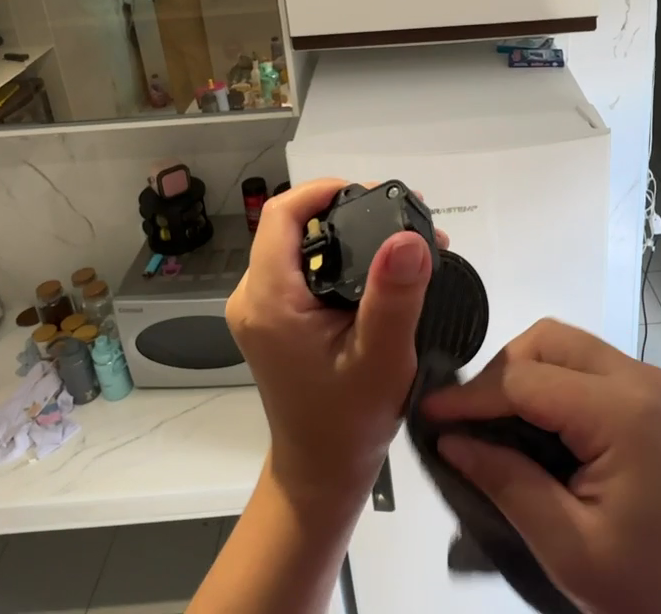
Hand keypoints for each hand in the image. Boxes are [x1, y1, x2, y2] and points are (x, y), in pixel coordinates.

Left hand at [226, 178, 438, 507]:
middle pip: (291, 225)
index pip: (282, 215)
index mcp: (269, 300)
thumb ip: (394, 295)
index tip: (376, 193)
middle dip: (346, 210)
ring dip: (346, 233)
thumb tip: (408, 236)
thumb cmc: (350, 418)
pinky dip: (338, 257)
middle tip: (402, 216)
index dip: (323, 191)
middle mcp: (252, 296)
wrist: (322, 469)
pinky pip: (301, 267)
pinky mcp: (273, 317)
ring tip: (400, 239)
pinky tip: (378, 269)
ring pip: (298, 244)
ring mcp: (260, 307)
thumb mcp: (382, 357)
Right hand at [421, 320, 660, 613]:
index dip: (469, 396)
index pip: (524, 378)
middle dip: (499, 372)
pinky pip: (590, 368)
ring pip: (569, 347)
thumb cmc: (658, 587)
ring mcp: (653, 386)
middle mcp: (639, 379)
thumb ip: (508, 485)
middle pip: (548, 340)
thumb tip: (451, 441)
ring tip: (493, 426)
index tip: (425, 416)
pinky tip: (535, 429)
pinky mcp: (657, 401)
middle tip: (466, 423)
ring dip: (525, 374)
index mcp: (620, 412)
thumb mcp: (572, 549)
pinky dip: (553, 384)